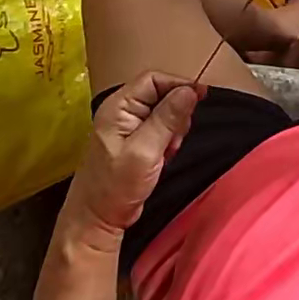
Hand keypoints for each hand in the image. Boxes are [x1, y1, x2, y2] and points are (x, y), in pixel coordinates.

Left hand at [60, 70, 202, 250]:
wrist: (97, 220)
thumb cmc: (115, 187)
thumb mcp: (145, 151)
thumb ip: (167, 119)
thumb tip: (189, 90)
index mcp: (118, 106)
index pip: (153, 79)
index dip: (178, 84)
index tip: (201, 95)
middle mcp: (122, 111)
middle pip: (160, 93)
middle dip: (176, 111)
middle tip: (178, 136)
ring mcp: (128, 126)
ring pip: (164, 111)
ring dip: (174, 128)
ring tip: (169, 149)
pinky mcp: (136, 140)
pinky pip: (160, 128)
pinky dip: (169, 139)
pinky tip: (165, 155)